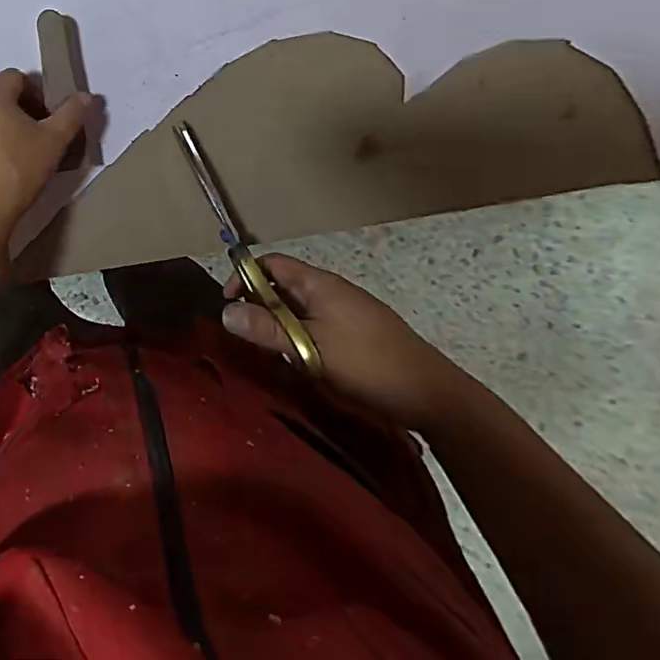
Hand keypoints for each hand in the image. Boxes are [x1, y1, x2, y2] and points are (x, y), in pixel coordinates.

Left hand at [0, 69, 93, 240]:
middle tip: (42, 133)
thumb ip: (72, 114)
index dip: (38, 91)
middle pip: (1, 94)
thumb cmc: (17, 173)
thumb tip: (86, 96)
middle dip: (24, 108)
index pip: (16, 76)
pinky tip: (6, 164)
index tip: (50, 116)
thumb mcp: (54, 143)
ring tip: (25, 150)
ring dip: (8, 124)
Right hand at [222, 254, 469, 430]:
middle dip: (260, 305)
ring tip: (272, 351)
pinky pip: (318, 323)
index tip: (231, 306)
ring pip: (301, 307)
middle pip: (284, 285)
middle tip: (248, 334)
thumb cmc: (366, 365)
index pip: (271, 263)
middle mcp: (333, 290)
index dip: (245, 277)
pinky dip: (301, 335)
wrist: (435, 396)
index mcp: (319, 284)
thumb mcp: (308, 348)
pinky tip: (302, 362)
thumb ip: (267, 329)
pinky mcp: (361, 333)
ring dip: (281, 323)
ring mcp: (350, 311)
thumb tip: (225, 311)